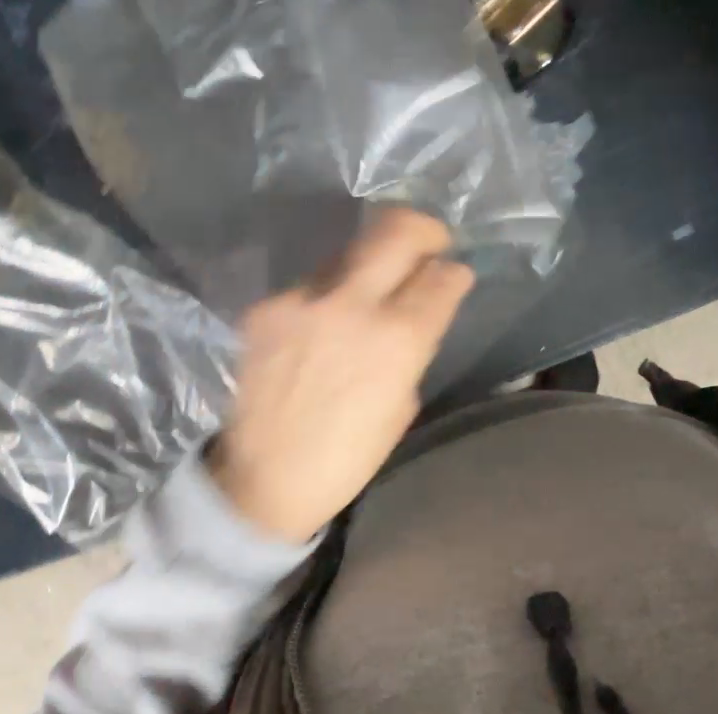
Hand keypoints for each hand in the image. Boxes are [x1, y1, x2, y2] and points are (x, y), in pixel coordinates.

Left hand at [210, 209, 475, 542]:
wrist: (264, 481)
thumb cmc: (343, 461)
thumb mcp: (399, 409)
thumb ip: (412, 353)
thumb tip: (417, 318)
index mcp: (397, 339)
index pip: (440, 277)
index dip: (453, 274)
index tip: (453, 275)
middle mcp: (350, 304)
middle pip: (396, 229)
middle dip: (422, 229)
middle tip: (428, 243)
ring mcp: (301, 300)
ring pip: (347, 255)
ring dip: (367, 268)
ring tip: (365, 298)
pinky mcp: (263, 308)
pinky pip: (307, 288)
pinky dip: (324, 300)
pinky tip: (319, 330)